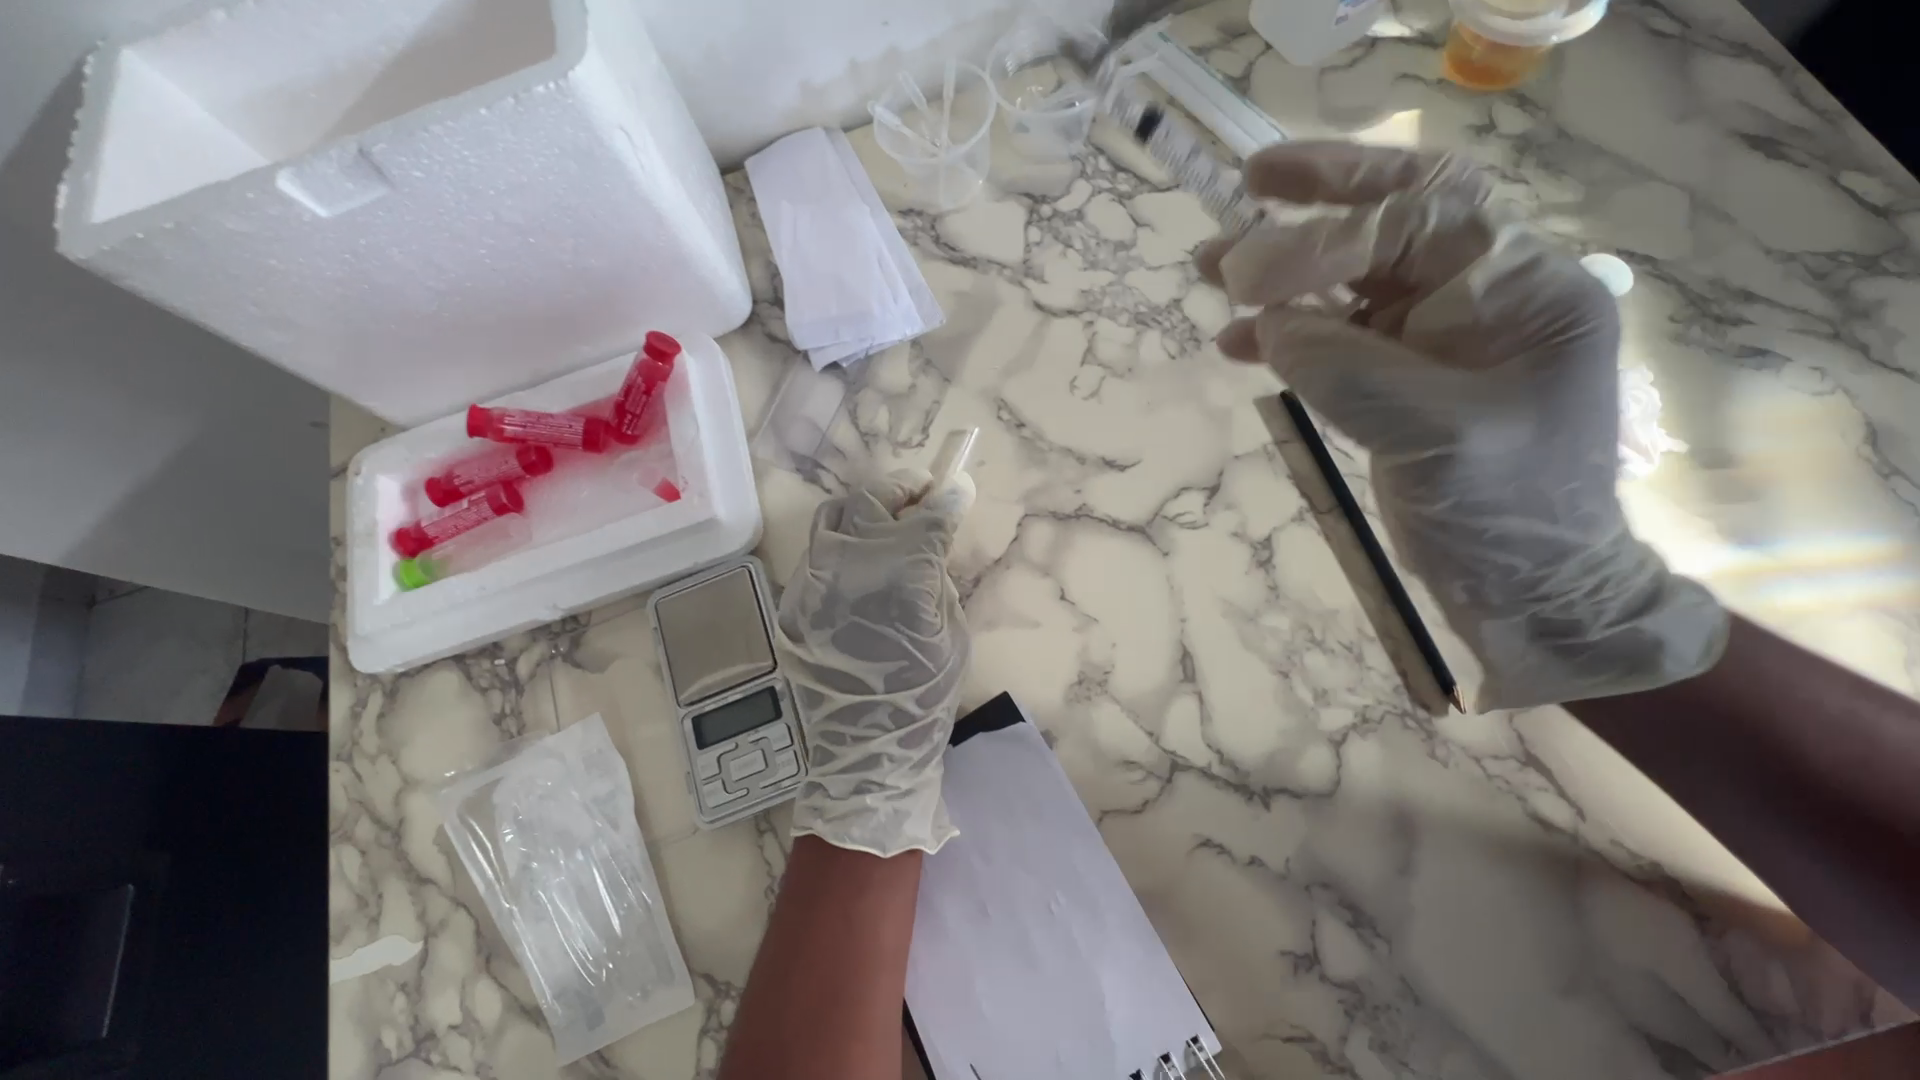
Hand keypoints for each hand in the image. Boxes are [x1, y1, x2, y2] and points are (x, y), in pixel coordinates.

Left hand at [775, 469, 974, 855]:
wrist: (865, 743)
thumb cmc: (923, 692)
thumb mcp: (951, 630)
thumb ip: (938, 574)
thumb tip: (936, 534)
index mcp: (902, 575)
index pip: (928, 517)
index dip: (948, 499)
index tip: (959, 488)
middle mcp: (851, 565)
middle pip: (873, 499)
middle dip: (902, 489)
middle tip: (921, 495)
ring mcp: (816, 578)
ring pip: (835, 516)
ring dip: (865, 508)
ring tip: (886, 519)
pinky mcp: (795, 597)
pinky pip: (818, 551)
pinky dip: (842, 543)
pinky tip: (860, 561)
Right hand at [1199, 142, 1726, 709]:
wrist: (1530, 591)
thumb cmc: (1508, 515)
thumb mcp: (1436, 435)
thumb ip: (1347, 368)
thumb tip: (1265, 322)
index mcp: (1521, 290)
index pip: (1421, 219)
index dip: (1331, 222)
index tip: (1250, 250)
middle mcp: (1485, 296)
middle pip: (1393, 223)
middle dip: (1316, 205)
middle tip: (1239, 192)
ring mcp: (1440, 338)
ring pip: (1355, 277)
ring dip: (1285, 271)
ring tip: (1210, 272)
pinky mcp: (1404, 379)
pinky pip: (1338, 335)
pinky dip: (1285, 334)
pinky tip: (1236, 342)